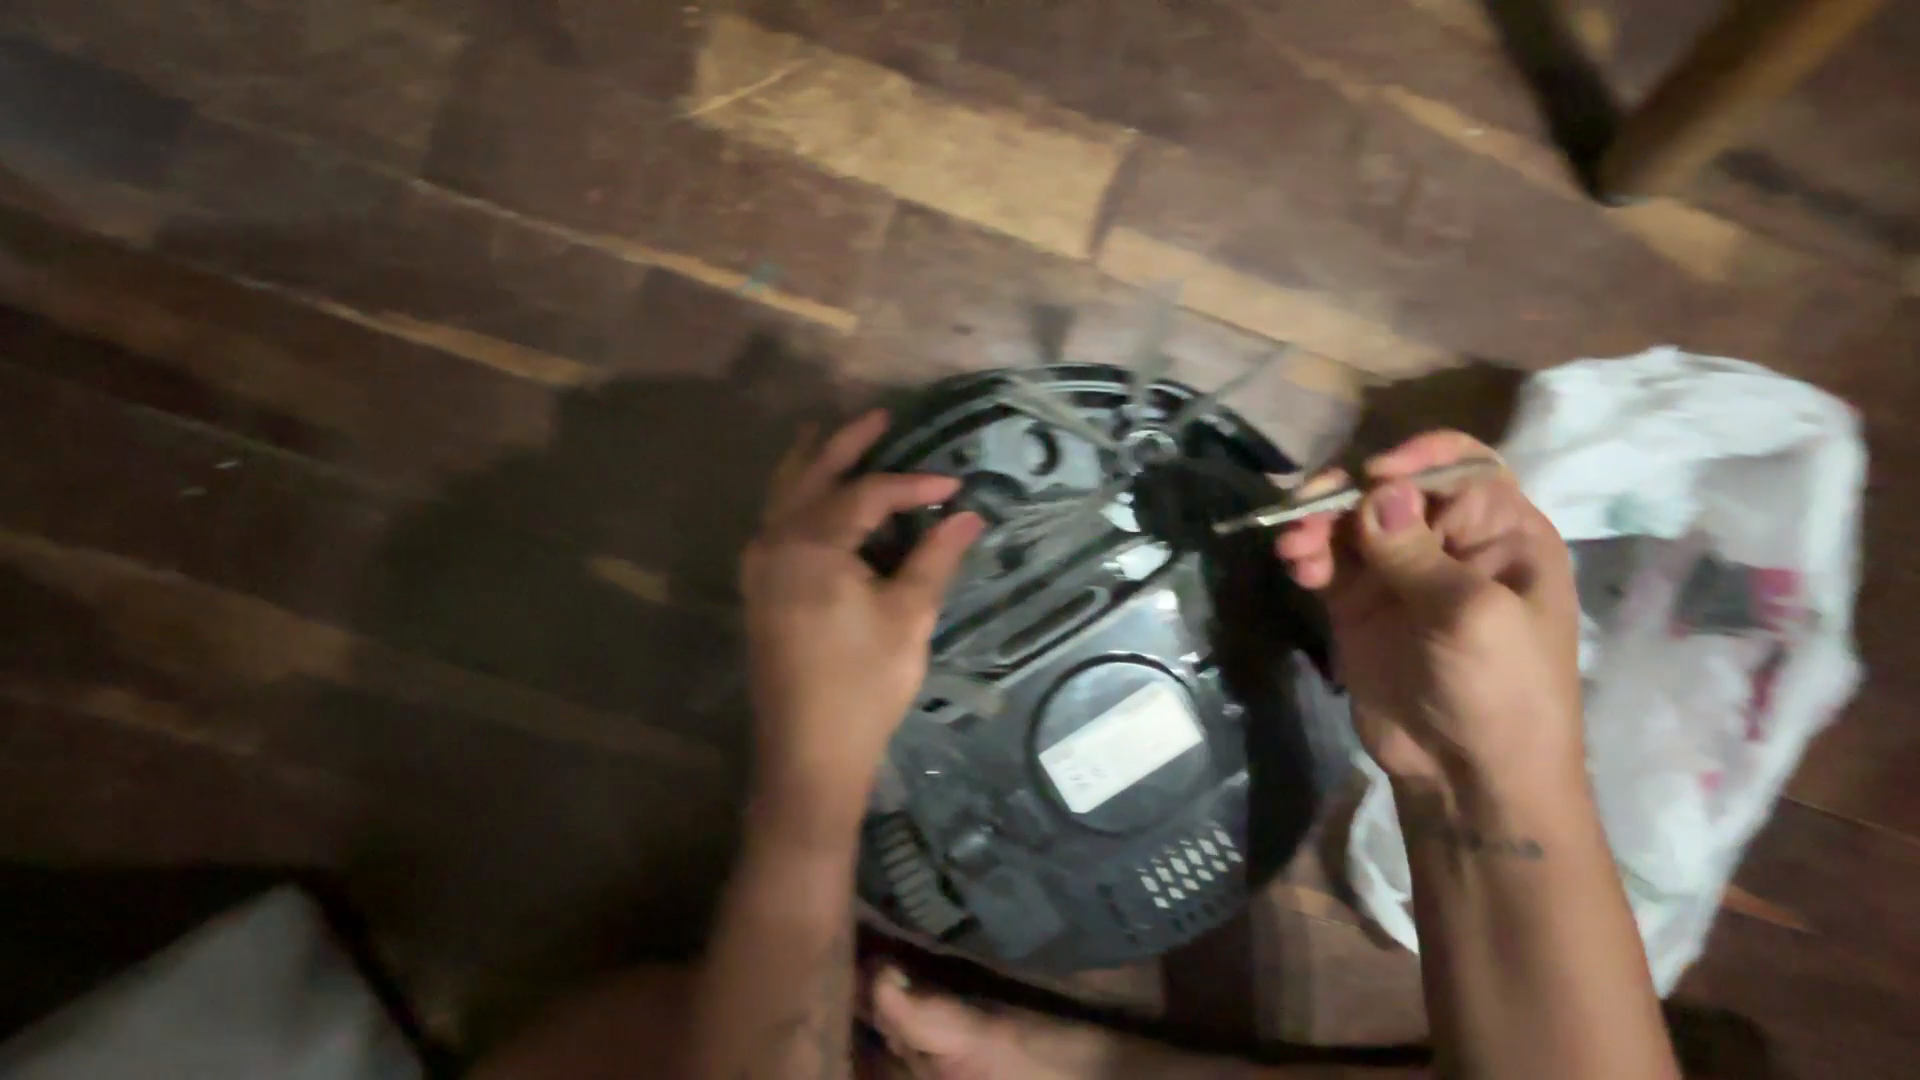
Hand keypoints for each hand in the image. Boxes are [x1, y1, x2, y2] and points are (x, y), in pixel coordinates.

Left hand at [741, 411, 984, 813]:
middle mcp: (775, 541)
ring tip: (835, 436)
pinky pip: (777, 520)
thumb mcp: (908, 616)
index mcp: (811, 544)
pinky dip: (800, 497)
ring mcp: (760, 564)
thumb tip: (968, 516)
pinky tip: (821, 498)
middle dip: (847, 443)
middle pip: (811, 474)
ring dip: (813, 463)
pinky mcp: (759, 587)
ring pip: (784, 493)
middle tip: (880, 415)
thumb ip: (935, 557)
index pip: (868, 493)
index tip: (954, 486)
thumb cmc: (862, 683)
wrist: (808, 751)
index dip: (914, 484)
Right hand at [1276, 431, 1582, 788]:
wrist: (1467, 772)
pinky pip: (1326, 560)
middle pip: (1389, 490)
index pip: (1460, 468)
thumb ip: (1419, 552)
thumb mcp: (1472, 615)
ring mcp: (1398, 572)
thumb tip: (1376, 491)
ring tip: (1294, 548)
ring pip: (1348, 522)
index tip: (1373, 476)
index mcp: (1501, 533)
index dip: (1416, 458)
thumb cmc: (1501, 688)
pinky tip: (1296, 568)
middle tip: (1308, 511)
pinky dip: (1307, 555)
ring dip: (1316, 525)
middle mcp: (1448, 542)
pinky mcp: (1357, 602)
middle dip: (1346, 494)